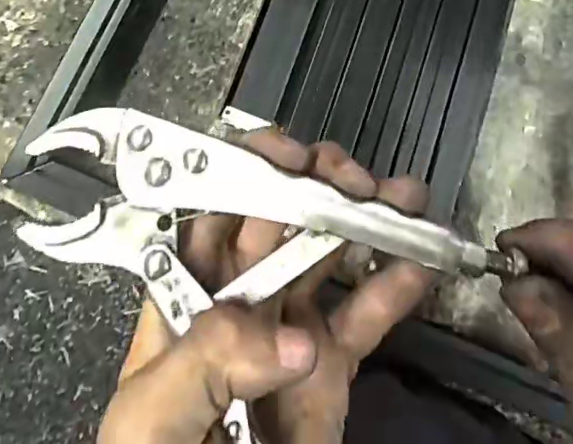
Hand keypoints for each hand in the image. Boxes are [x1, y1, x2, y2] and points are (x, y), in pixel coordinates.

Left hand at [99, 131, 437, 442]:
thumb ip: (205, 363)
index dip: (249, 171)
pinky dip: (393, 289)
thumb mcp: (153, 418)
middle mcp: (239, 299)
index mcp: (186, 295)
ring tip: (399, 197)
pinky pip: (364, 318)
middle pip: (277, 220)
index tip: (288, 156)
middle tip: (351, 177)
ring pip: (327, 255)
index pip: (213, 210)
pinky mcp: (328, 369)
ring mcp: (287, 330)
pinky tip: (419, 264)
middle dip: (315, 184)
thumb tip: (292, 338)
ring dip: (364, 219)